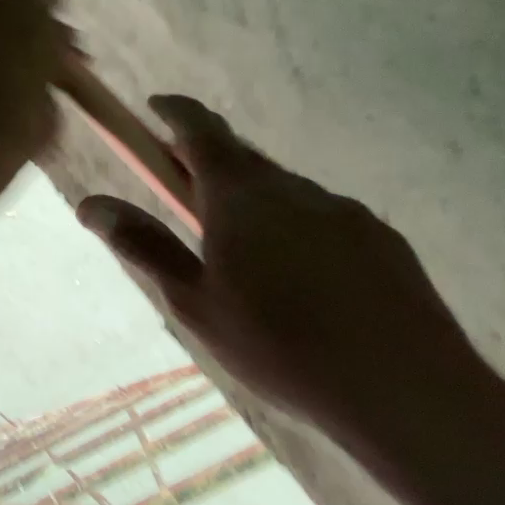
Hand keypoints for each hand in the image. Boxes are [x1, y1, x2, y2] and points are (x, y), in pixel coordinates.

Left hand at [0, 0, 70, 159]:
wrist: (10, 120)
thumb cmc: (12, 54)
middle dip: (39, 1)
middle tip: (53, 9)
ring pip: (25, 21)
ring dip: (52, 29)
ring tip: (66, 44)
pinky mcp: (6, 70)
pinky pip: (32, 49)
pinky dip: (53, 52)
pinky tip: (75, 60)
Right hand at [75, 96, 473, 428]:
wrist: (414, 397)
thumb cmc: (281, 347)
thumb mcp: (194, 303)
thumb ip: (144, 246)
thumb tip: (91, 203)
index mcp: (241, 197)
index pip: (201, 131)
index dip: (174, 112)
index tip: (153, 108)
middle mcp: (294, 190)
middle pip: (242, 159)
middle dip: (207, 166)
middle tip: (182, 197)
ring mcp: (347, 215)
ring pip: (284, 192)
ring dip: (253, 203)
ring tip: (242, 255)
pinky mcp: (386, 244)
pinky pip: (324, 219)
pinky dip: (296, 229)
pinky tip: (299, 280)